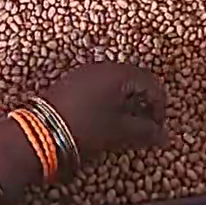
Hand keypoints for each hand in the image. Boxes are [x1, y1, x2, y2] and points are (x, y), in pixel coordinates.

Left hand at [41, 62, 166, 156]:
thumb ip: (146, 131)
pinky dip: (110, 100)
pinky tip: (105, 119)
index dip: (159, 105)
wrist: (41, 131)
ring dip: (127, 101)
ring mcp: (85, 73)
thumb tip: (164, 136)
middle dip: (144, 102)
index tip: (158, 126)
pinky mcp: (72, 82)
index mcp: (119, 74)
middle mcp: (103, 67)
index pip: (151, 83)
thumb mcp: (120, 131)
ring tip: (126, 124)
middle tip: (146, 125)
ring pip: (116, 83)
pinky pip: (100, 86)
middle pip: (134, 79)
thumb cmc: (85, 127)